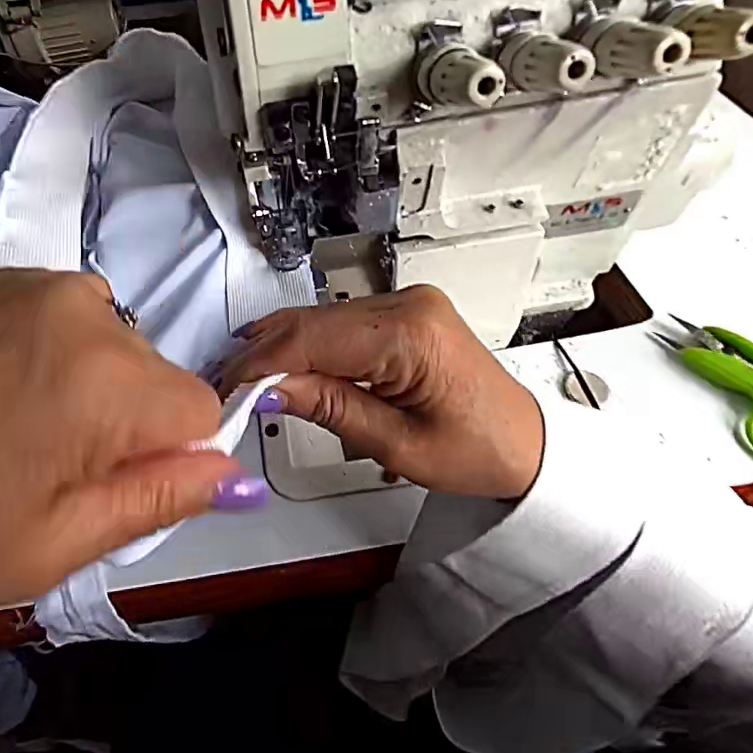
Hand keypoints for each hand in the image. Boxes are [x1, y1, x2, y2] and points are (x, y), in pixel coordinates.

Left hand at [0, 271, 249, 749]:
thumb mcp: (51, 548)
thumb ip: (160, 499)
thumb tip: (231, 470)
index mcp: (107, 380)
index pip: (203, 410)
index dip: (172, 458)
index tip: (111, 490)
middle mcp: (86, 311)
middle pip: (161, 376)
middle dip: (132, 427)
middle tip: (47, 475)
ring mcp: (37, 286)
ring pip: (120, 350)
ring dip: (96, 394)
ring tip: (11, 436)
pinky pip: (74, 325)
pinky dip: (60, 362)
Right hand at [215, 285, 544, 498]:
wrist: (524, 441)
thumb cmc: (480, 450)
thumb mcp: (398, 445)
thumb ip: (332, 408)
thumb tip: (271, 387)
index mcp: (413, 334)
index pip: (314, 337)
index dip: (262, 363)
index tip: (227, 390)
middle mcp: (411, 303)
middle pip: (314, 321)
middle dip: (265, 355)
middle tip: (227, 389)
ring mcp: (410, 302)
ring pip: (324, 318)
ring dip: (285, 348)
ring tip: (248, 382)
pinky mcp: (406, 312)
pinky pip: (344, 321)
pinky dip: (312, 343)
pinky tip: (288, 363)